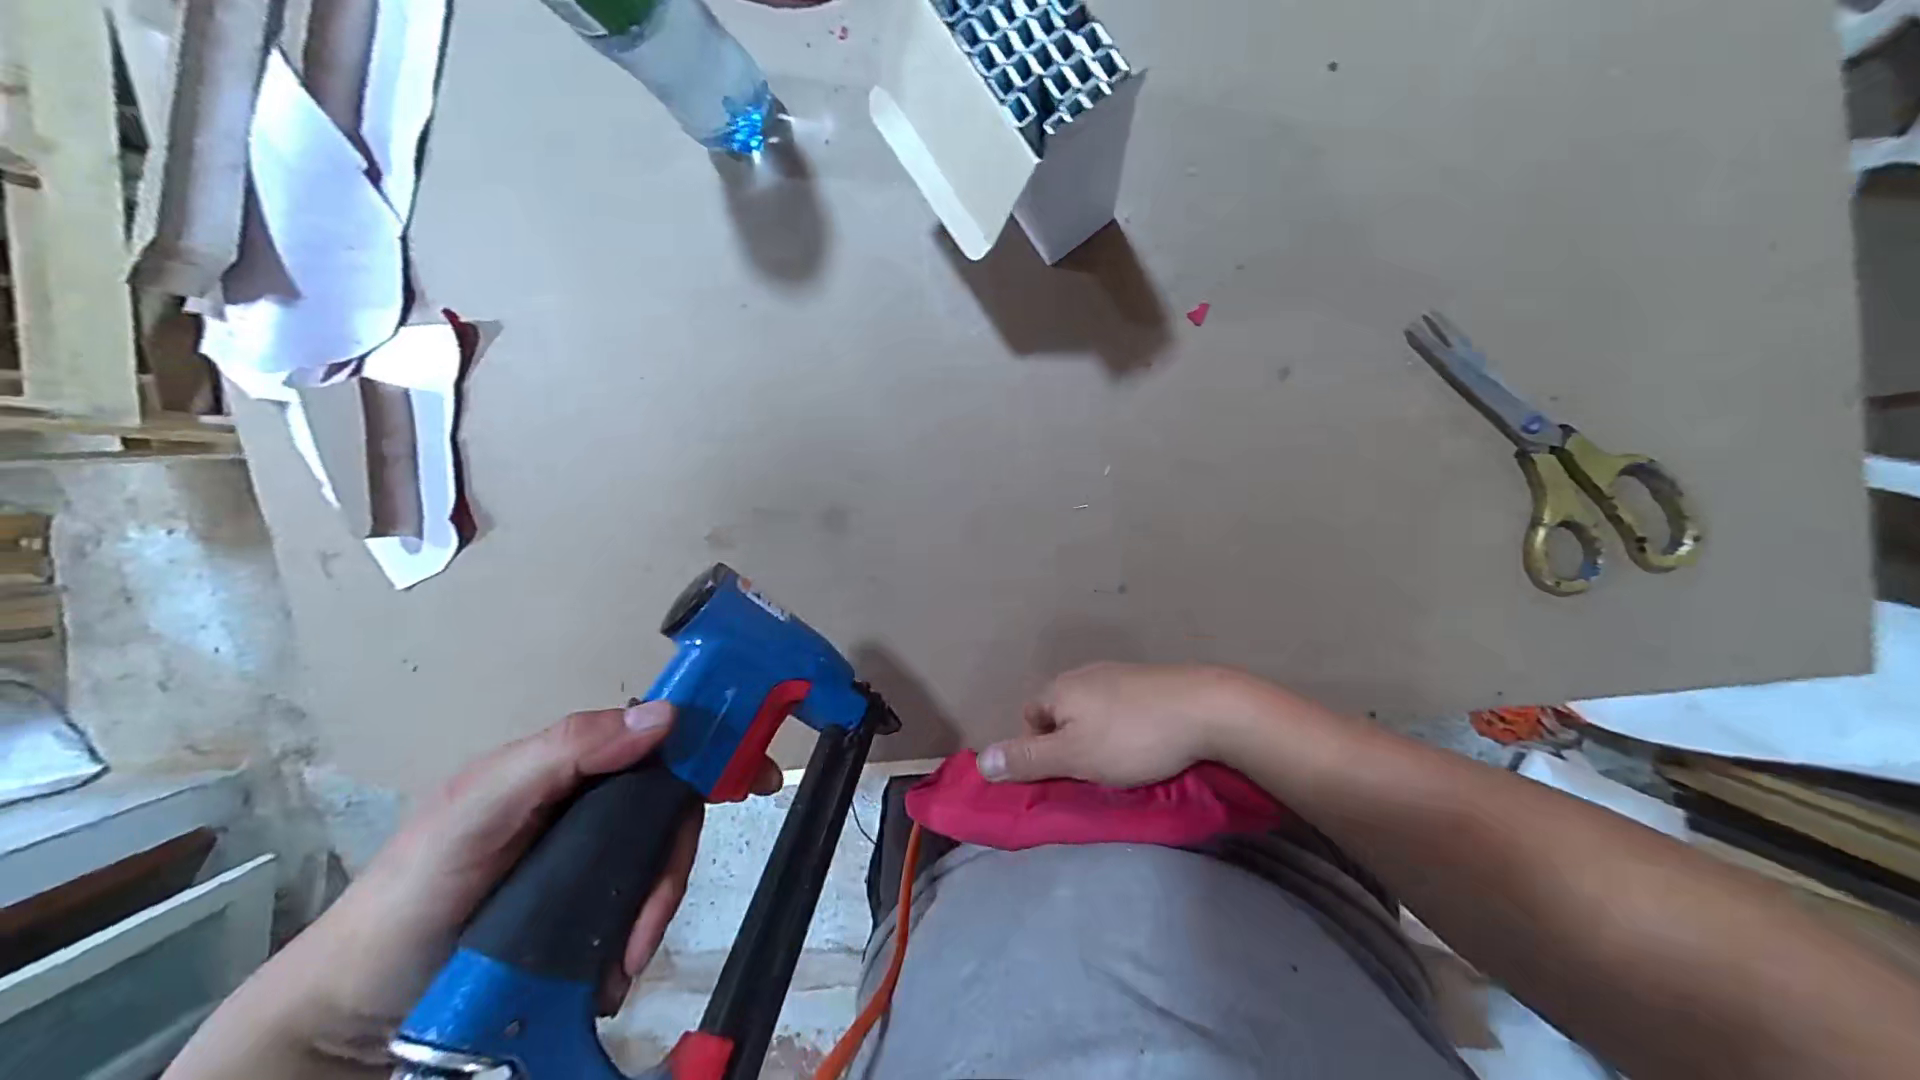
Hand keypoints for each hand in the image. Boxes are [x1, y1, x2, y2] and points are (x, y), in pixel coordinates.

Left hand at [165, 703, 779, 1079]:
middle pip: (671, 808)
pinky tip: (615, 970)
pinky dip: (642, 938)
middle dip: (675, 858)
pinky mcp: (595, 913)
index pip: (657, 737)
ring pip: (663, 863)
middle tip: (657, 915)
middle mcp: (592, 806)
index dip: (711, 744)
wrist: (356, 1015)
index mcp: (572, 766)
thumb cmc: (417, 888)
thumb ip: (563, 751)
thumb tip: (666, 716)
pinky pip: (644, 911)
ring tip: (622, 961)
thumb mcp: (480, 805)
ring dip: (657, 909)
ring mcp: (596, 862)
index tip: (759, 772)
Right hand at [978, 663, 1271, 786]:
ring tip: (1124, 760)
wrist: (1207, 708)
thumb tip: (981, 761)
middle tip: (1094, 771)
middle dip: (1069, 742)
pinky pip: (1120, 705)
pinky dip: (1124, 725)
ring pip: (1091, 709)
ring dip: (1097, 734)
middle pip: (1060, 712)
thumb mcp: (1073, 757)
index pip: (1029, 718)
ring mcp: (1118, 672)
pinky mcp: (1148, 679)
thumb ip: (1027, 760)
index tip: (1066, 774)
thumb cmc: (1132, 738)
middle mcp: (1083, 673)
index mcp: (1059, 688)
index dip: (1038, 750)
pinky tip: (1147, 741)